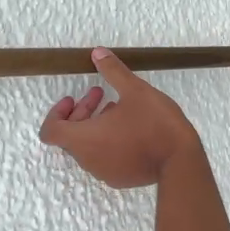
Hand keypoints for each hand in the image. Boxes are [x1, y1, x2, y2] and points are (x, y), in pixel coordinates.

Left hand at [39, 47, 198, 187]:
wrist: (179, 160)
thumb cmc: (154, 122)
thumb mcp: (136, 90)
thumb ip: (113, 71)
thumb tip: (96, 52)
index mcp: (84, 138)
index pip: (50, 130)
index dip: (56, 113)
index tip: (73, 97)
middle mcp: (87, 158)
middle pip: (70, 136)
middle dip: (81, 111)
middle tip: (100, 93)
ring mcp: (102, 171)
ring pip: (87, 146)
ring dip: (95, 125)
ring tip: (118, 108)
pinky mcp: (118, 178)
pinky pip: (103, 157)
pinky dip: (107, 141)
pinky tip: (131, 128)